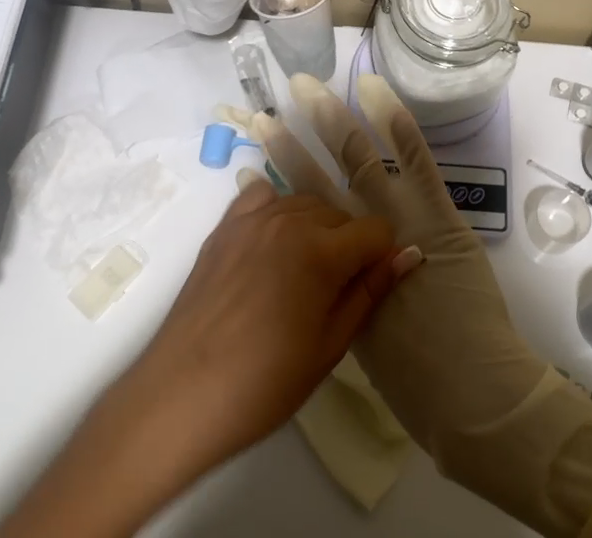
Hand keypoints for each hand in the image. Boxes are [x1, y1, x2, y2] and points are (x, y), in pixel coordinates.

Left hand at [130, 178, 416, 470]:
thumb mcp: (329, 345)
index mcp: (320, 251)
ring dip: (315, 230)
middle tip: (337, 292)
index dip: (382, 257)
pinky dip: (275, 211)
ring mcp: (249, 222)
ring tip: (303, 275)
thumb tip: (408, 255)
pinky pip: (260, 198)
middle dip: (349, 245)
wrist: (182, 394)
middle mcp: (286, 222)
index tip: (372, 287)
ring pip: (303, 205)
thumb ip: (368, 292)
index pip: (375, 230)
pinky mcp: (221, 230)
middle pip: (339, 215)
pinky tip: (272, 245)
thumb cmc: (265, 383)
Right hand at [255, 75, 591, 537]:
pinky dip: (399, 127)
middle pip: (316, 180)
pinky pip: (416, 164)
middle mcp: (357, 237)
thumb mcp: (358, 344)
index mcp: (336, 268)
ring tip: (308, 88)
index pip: (301, 215)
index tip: (254, 163)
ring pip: (359, 160)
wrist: (469, 394)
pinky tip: (377, 94)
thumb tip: (312, 273)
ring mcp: (399, 221)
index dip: (278, 187)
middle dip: (290, 144)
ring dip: (334, 120)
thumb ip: (337, 299)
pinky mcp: (438, 215)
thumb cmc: (413, 384)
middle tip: (265, 113)